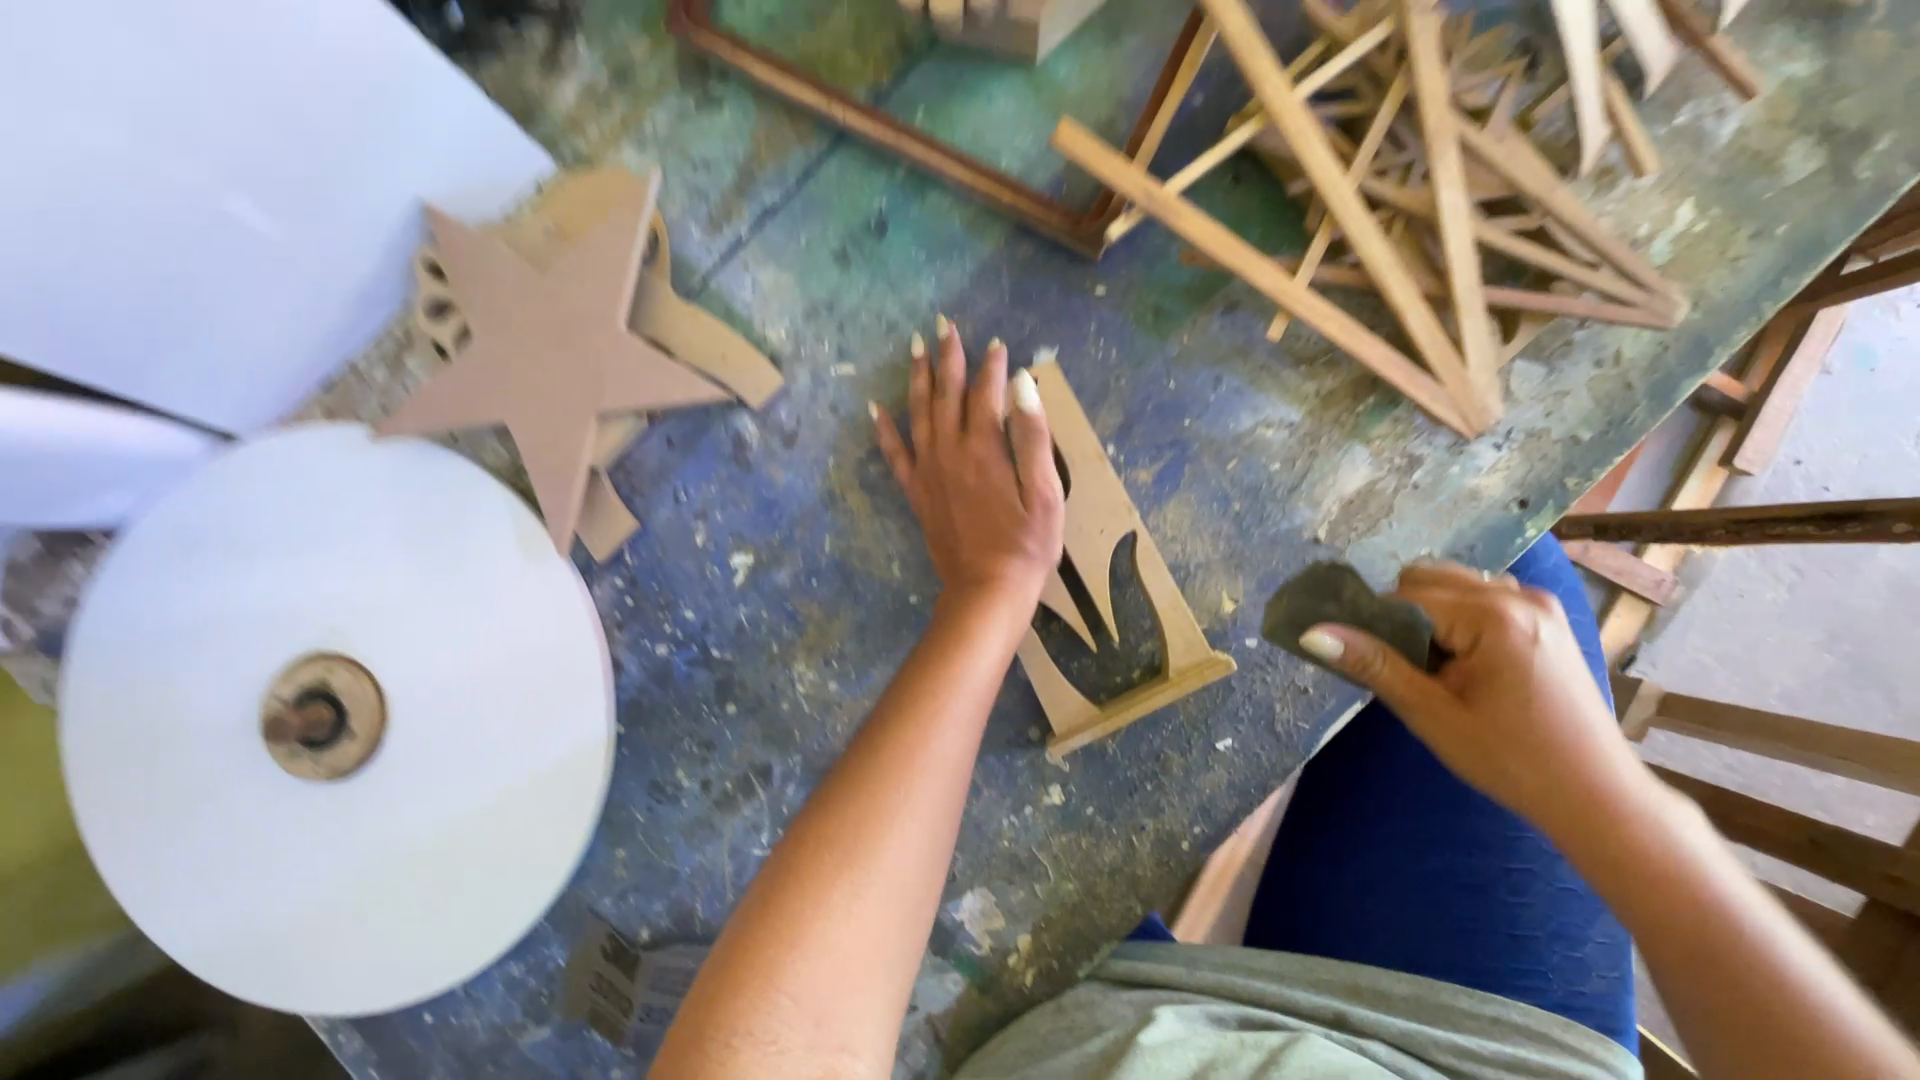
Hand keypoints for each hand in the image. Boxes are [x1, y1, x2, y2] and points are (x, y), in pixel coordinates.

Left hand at [872, 316, 1064, 610]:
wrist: (986, 589)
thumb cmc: (1027, 544)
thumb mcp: (1045, 492)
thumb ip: (1032, 435)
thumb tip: (1021, 384)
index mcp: (985, 448)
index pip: (986, 393)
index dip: (992, 366)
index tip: (996, 343)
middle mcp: (950, 451)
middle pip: (947, 393)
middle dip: (948, 356)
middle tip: (943, 323)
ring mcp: (928, 471)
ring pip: (919, 413)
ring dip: (917, 377)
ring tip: (914, 346)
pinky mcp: (916, 492)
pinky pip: (895, 454)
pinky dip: (885, 428)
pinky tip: (876, 407)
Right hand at [1298, 560, 1649, 836]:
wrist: (1597, 796)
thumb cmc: (1511, 760)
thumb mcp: (1432, 714)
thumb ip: (1374, 665)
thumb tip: (1313, 632)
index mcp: (1494, 616)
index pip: (1405, 596)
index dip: (1374, 624)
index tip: (1363, 659)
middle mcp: (1520, 596)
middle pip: (1428, 577)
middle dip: (1402, 615)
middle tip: (1405, 669)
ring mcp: (1540, 604)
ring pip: (1454, 585)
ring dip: (1431, 615)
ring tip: (1436, 669)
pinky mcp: (1548, 619)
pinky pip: (1483, 598)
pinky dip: (1459, 618)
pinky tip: (1463, 663)